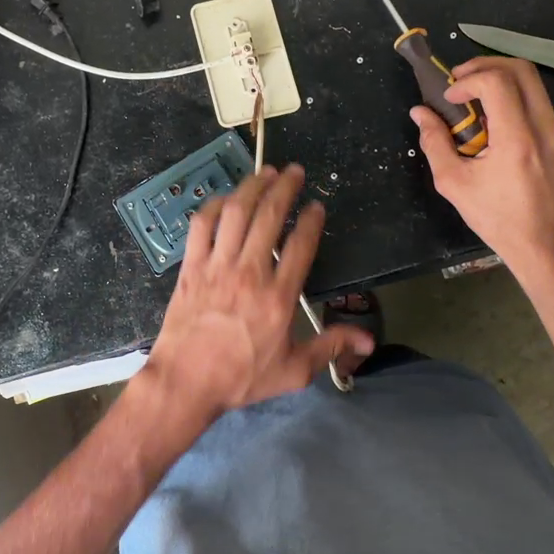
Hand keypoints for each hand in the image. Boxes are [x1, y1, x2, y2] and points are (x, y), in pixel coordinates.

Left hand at [144, 164, 373, 417]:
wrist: (186, 381)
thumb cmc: (242, 378)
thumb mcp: (294, 370)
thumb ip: (330, 347)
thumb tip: (367, 340)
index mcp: (278, 297)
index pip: (300, 245)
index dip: (311, 220)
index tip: (317, 205)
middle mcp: (249, 272)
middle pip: (269, 216)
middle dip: (285, 188)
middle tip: (295, 172)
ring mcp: (217, 266)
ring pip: (236, 212)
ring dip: (252, 186)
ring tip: (266, 172)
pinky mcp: (191, 266)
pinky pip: (202, 225)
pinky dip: (215, 205)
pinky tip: (227, 198)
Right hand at [411, 57, 553, 269]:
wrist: (551, 249)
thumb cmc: (499, 221)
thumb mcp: (455, 184)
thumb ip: (435, 143)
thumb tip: (420, 113)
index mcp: (518, 140)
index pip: (497, 81)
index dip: (467, 79)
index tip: (450, 98)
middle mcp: (547, 129)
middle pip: (522, 70)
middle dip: (486, 65)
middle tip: (461, 80)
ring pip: (533, 86)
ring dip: (500, 84)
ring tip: (475, 105)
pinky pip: (540, 108)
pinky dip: (514, 105)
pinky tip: (496, 130)